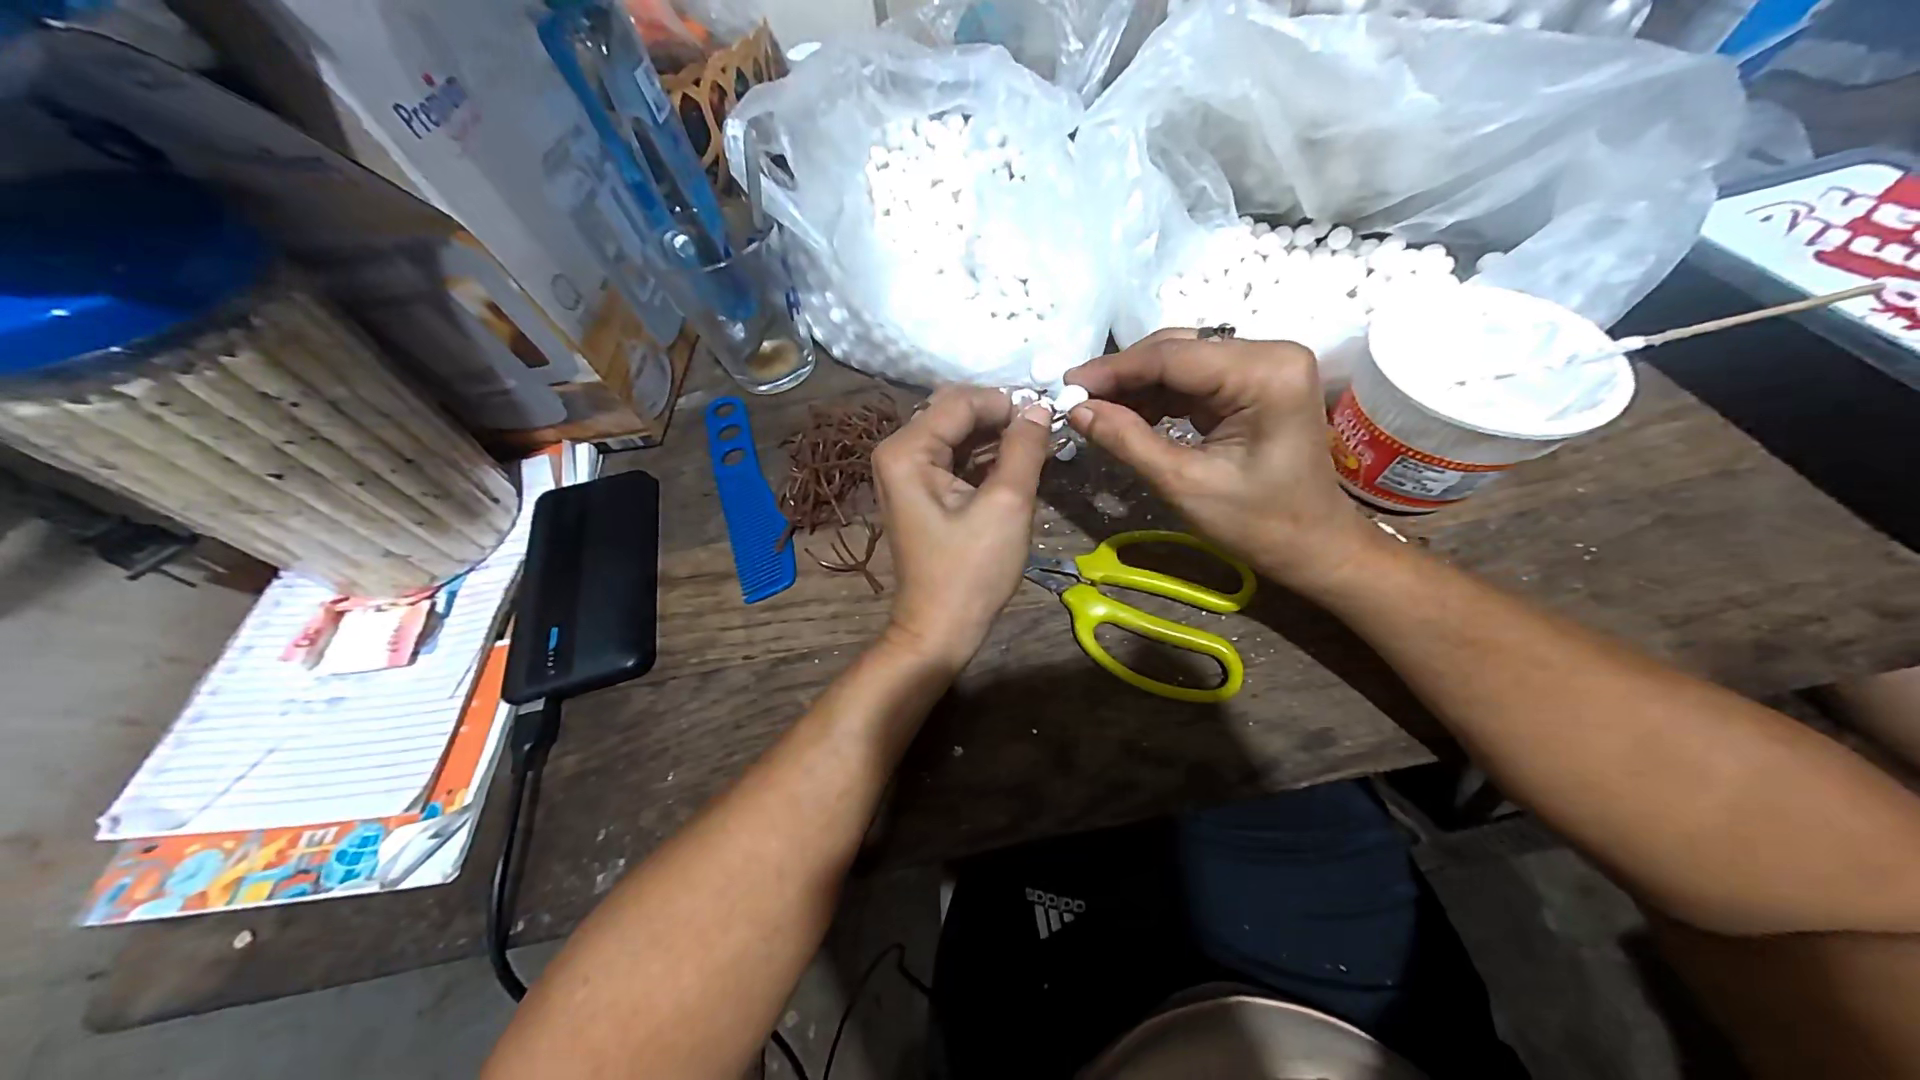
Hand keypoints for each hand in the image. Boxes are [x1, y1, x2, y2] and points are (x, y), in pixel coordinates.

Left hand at [872, 386, 1052, 669]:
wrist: (939, 629)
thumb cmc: (971, 573)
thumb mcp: (1006, 505)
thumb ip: (1024, 448)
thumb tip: (1041, 408)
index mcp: (906, 451)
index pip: (961, 401)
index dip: (1007, 403)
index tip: (1048, 417)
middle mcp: (897, 452)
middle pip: (955, 412)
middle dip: (1001, 418)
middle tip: (1044, 433)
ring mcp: (905, 472)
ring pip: (957, 434)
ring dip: (996, 438)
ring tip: (1036, 451)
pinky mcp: (919, 490)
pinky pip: (954, 458)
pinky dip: (984, 458)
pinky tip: (1015, 467)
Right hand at [1065, 330, 1388, 597]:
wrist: (1313, 546)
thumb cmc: (1259, 524)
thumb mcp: (1184, 484)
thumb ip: (1128, 440)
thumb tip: (1076, 410)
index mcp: (1265, 373)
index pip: (1173, 357)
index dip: (1114, 370)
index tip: (1066, 388)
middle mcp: (1269, 354)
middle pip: (1176, 350)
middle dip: (1123, 376)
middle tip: (1075, 401)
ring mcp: (1264, 366)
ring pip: (1180, 362)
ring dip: (1136, 386)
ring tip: (1095, 411)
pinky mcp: (1254, 383)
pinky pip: (1193, 379)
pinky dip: (1158, 396)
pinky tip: (1128, 415)